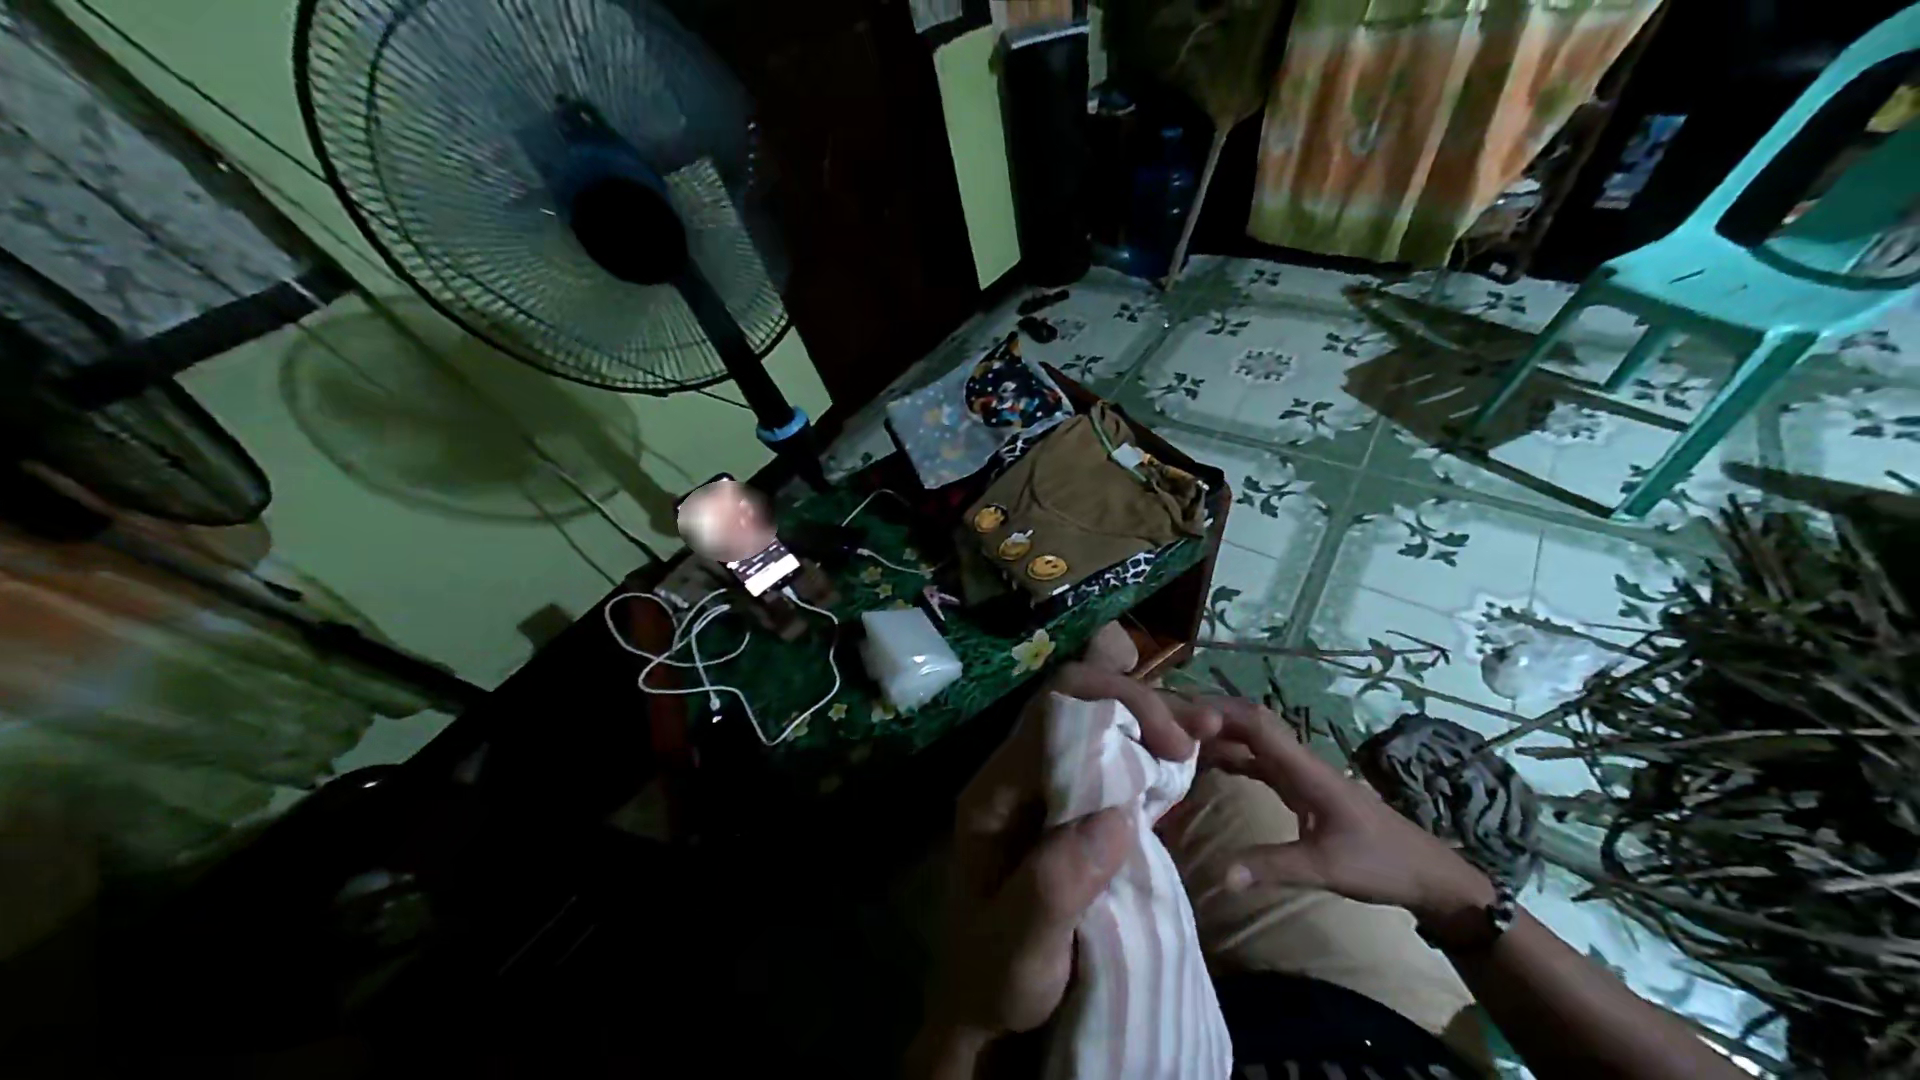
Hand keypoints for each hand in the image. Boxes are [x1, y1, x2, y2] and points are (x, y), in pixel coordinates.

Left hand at [922, 666, 1219, 1056]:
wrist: (986, 996)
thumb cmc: (996, 975)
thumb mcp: (1020, 948)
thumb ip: (1056, 883)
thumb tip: (1117, 814)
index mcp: (996, 791)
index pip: (1050, 714)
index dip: (1115, 710)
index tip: (1174, 746)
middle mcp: (1017, 771)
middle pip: (1074, 698)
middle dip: (1137, 703)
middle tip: (1194, 735)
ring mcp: (1043, 781)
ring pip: (1094, 715)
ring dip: (1149, 714)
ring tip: (1205, 729)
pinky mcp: (1070, 798)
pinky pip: (1109, 751)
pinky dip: (1148, 743)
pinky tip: (1184, 753)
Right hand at [1199, 697, 1494, 927]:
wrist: (1428, 873)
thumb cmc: (1381, 864)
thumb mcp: (1326, 868)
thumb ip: (1273, 867)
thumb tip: (1221, 875)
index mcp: (1305, 769)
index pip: (1257, 724)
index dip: (1219, 714)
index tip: (1181, 717)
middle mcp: (1298, 761)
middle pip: (1249, 722)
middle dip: (1209, 716)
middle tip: (1165, 721)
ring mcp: (1298, 771)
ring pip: (1250, 739)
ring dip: (1216, 734)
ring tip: (1176, 738)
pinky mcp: (1298, 785)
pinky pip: (1256, 758)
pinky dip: (1228, 755)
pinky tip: (1205, 764)